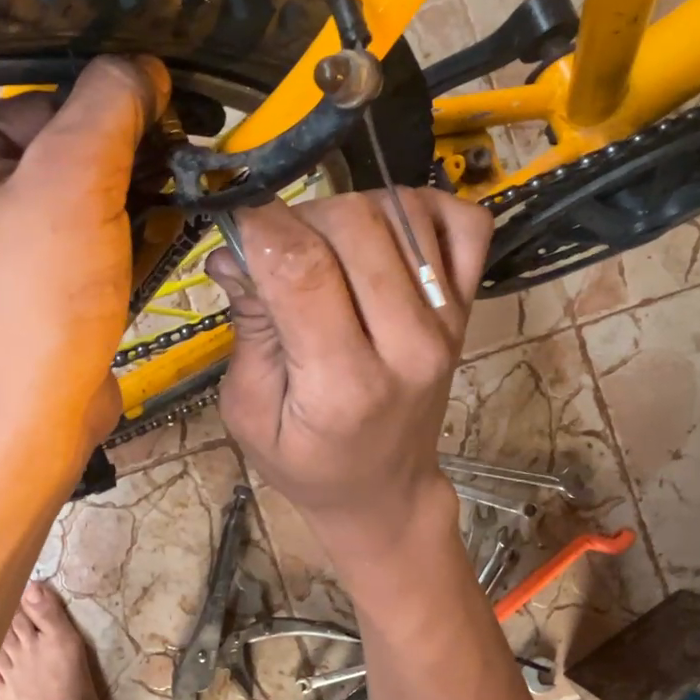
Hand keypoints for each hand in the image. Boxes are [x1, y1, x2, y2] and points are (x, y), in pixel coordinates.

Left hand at [0, 56, 169, 471]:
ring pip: (77, 202)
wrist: (26, 427)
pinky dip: (116, 245)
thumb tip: (141, 68)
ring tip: (169, 219)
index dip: (109, 119)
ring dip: (129, 208)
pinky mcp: (23, 291)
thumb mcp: (74, 183)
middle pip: (60, 153)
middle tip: (177, 181)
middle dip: (123, 169)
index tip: (170, 135)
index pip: (42, 106)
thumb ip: (109, 107)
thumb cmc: (36, 302)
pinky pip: (77, 246)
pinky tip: (149, 253)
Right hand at [208, 189, 491, 547]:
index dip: (260, 228)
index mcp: (344, 385)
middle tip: (273, 249)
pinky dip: (421, 207)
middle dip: (298, 219)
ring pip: (401, 212)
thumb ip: (249, 331)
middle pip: (354, 227)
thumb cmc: (307, 463)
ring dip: (347, 212)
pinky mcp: (466, 307)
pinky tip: (382, 232)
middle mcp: (408, 344)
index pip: (303, 271)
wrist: (384, 492)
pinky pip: (463, 222)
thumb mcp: (250, 414)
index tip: (234, 222)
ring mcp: (447, 321)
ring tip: (319, 247)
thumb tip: (233, 252)